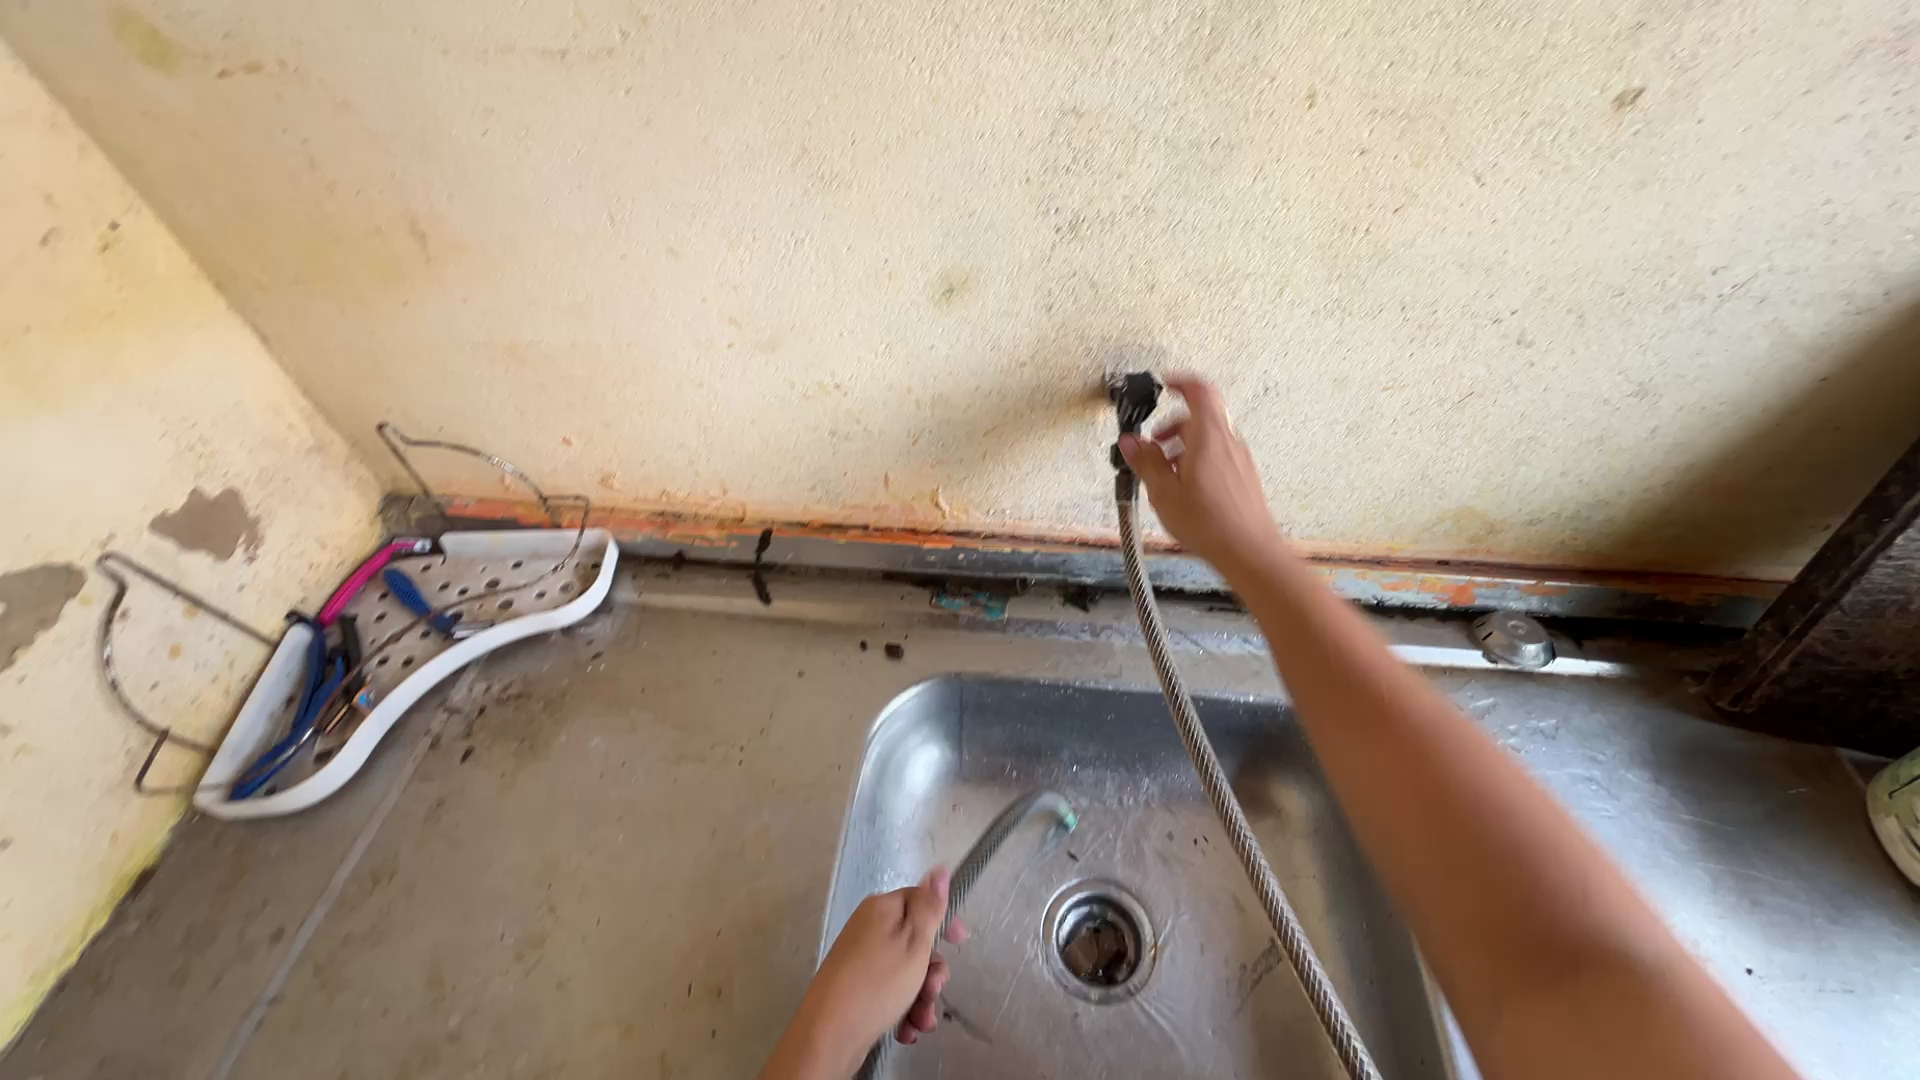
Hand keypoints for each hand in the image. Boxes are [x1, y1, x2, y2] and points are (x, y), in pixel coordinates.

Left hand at [759, 869, 968, 1079]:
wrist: (829, 1034)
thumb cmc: (878, 982)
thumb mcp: (914, 941)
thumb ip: (929, 906)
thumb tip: (939, 870)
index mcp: (882, 909)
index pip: (921, 900)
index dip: (944, 920)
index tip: (960, 942)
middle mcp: (869, 928)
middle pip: (915, 941)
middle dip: (932, 971)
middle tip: (934, 990)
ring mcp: (861, 960)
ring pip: (905, 972)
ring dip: (920, 998)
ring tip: (921, 1021)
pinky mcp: (856, 989)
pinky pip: (889, 992)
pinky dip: (902, 1010)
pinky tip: (906, 1030)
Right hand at [1118, 374, 1287, 574]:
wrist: (1248, 551)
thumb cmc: (1210, 523)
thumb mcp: (1164, 491)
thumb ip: (1146, 461)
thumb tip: (1130, 442)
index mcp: (1208, 436)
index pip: (1199, 391)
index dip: (1180, 382)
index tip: (1164, 384)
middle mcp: (1229, 442)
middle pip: (1200, 417)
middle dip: (1172, 427)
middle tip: (1152, 444)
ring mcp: (1240, 460)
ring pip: (1208, 439)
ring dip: (1183, 447)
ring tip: (1165, 473)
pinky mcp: (1243, 478)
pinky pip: (1218, 457)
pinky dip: (1198, 461)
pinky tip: (1185, 490)